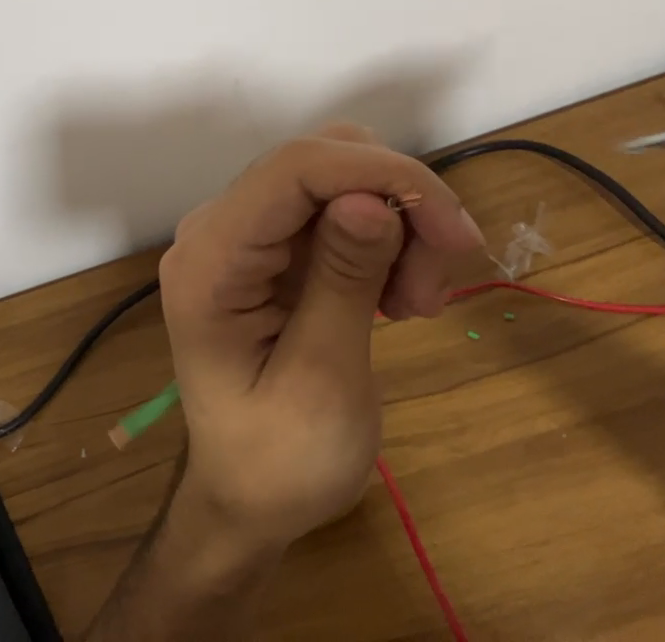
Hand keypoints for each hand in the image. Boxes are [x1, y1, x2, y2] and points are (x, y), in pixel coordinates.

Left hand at [157, 123, 483, 553]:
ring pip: (339, 181)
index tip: (455, 233)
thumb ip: (341, 282)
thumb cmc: (279, 461)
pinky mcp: (271, 251)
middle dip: (397, 205)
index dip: (381, 174)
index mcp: (209, 260)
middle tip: (433, 288)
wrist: (249, 499)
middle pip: (319, 164)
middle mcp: (216, 231)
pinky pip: (339, 213)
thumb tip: (369, 198)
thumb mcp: (320, 381)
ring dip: (398, 227)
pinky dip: (385, 242)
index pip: (292, 169)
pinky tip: (398, 300)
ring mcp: (243, 237)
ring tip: (415, 305)